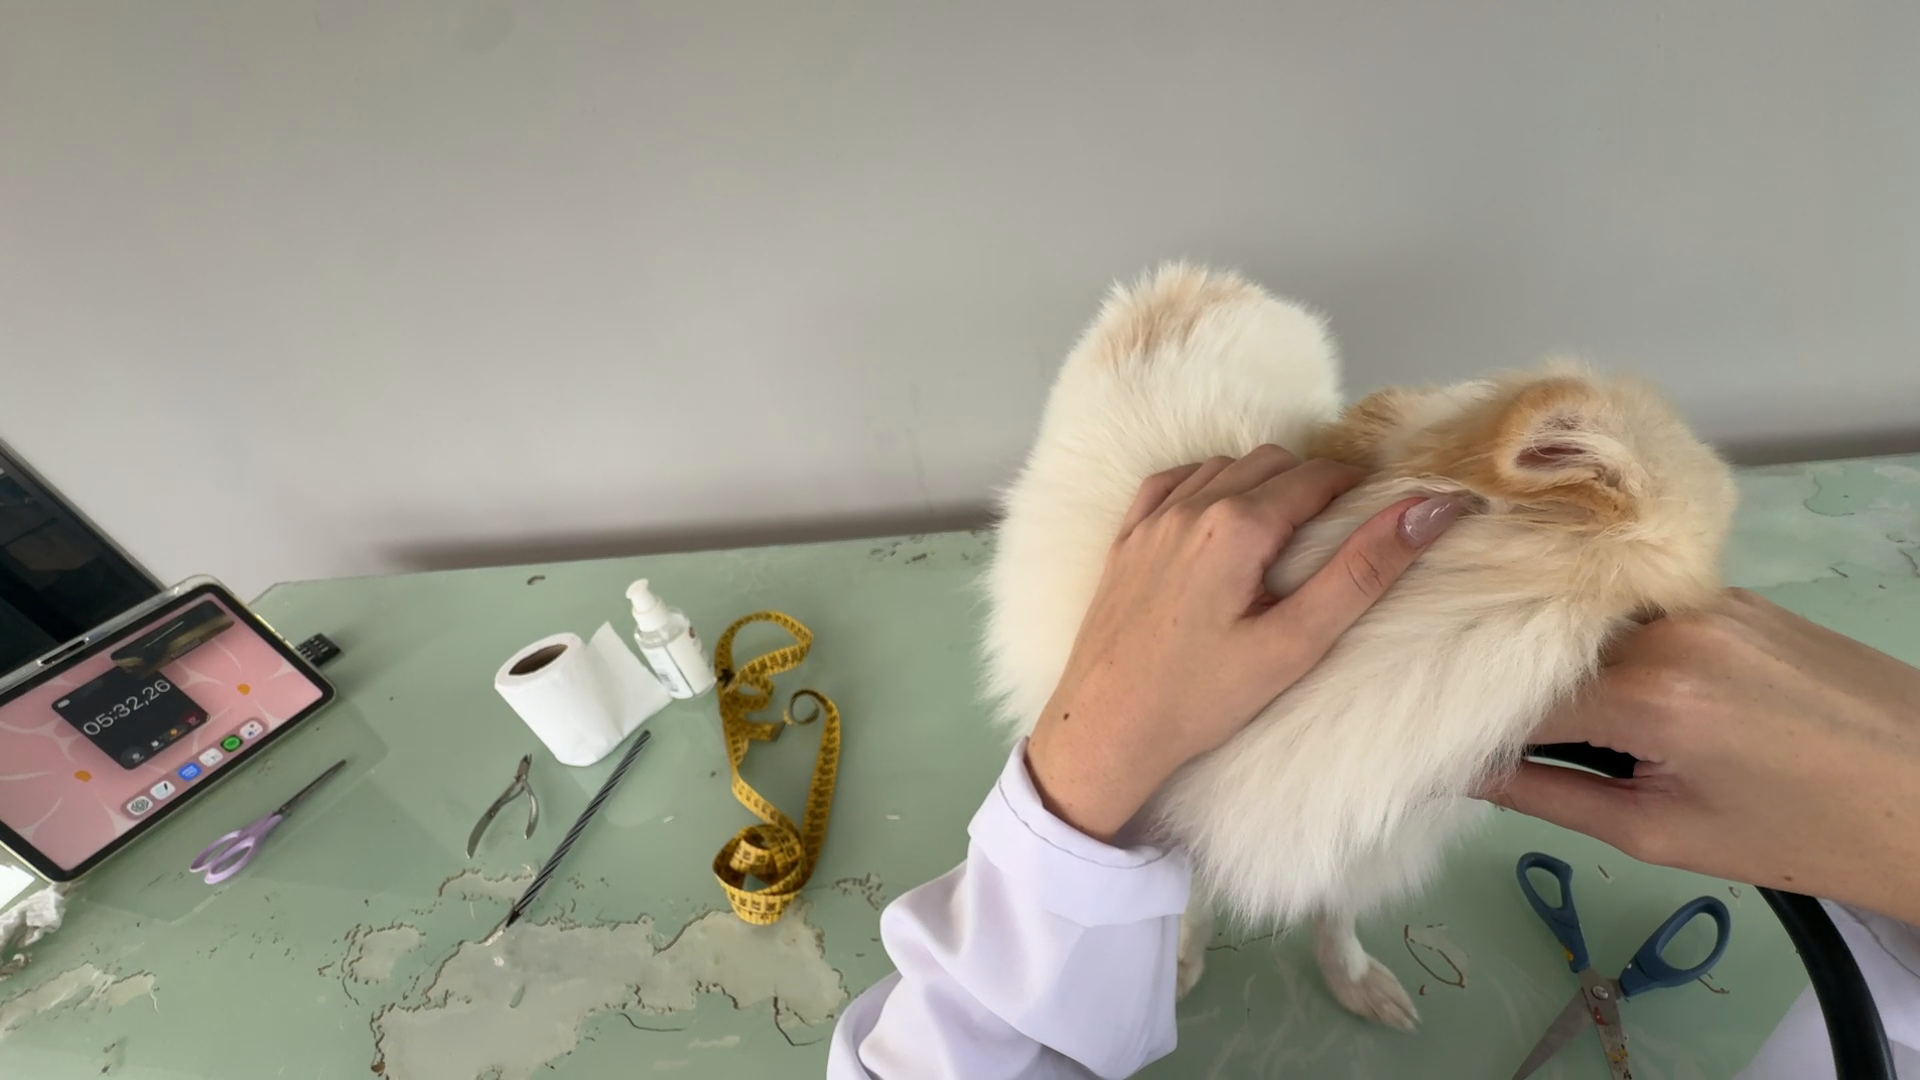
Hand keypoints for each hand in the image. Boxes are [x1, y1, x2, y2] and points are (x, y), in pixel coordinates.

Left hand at [1025, 445, 1461, 840]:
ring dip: (1257, 479)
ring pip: (1218, 467)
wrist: (1107, 724)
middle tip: (1336, 523)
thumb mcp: (1295, 642)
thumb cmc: (1201, 696)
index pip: (1315, 476)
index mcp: (1235, 525)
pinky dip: (1202, 482)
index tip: (1378, 505)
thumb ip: (1361, 571)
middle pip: (1268, 462)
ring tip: (1282, 525)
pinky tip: (1214, 513)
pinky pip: (1167, 483)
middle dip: (1311, 480)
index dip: (1356, 484)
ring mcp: (1149, 521)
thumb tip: (1428, 509)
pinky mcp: (1123, 541)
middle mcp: (1187, 507)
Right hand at [1489, 589, 1919, 921]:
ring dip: (1557, 659)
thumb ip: (1542, 796)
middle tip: (1498, 721)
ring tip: (1566, 700)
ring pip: (1580, 624)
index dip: (1472, 721)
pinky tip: (1615, 670)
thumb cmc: (1812, 838)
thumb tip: (1452, 771)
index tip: (1448, 739)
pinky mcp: (1726, 593)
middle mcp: (1664, 630)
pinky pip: (1628, 610)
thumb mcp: (1661, 833)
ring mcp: (1698, 602)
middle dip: (1510, 686)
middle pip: (1541, 651)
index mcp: (1650, 697)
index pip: (1511, 699)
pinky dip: (1603, 638)